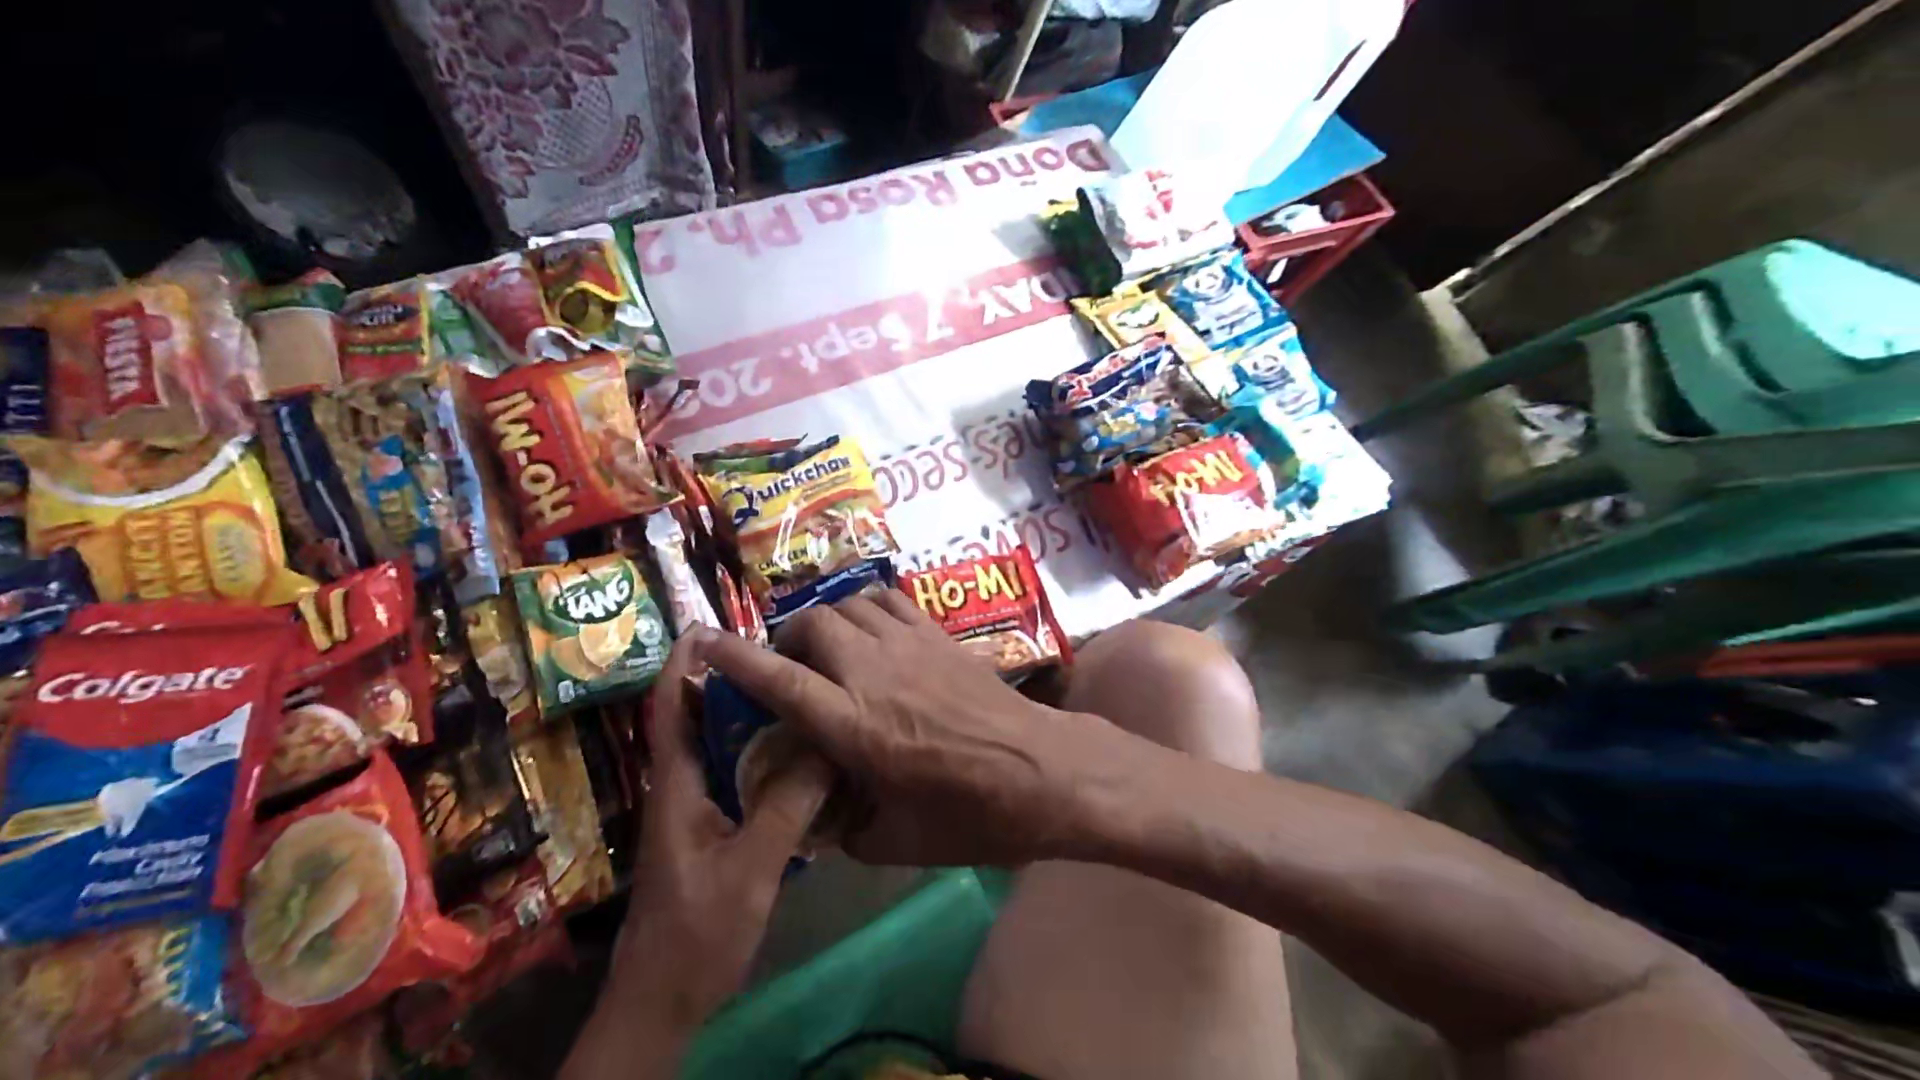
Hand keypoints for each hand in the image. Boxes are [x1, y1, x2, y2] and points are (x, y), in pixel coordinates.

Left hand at [593, 636, 830, 1052]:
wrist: (664, 998)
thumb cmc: (697, 931)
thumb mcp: (750, 868)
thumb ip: (788, 806)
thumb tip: (828, 744)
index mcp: (676, 786)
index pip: (669, 711)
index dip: (680, 666)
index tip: (704, 626)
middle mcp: (681, 787)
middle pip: (696, 718)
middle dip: (725, 679)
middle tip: (776, 650)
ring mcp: (695, 810)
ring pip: (718, 746)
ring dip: (745, 713)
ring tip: (793, 687)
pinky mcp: (711, 829)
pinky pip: (737, 774)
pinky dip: (760, 752)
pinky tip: (797, 752)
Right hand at [695, 592, 1110, 866]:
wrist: (1043, 772)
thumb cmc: (971, 816)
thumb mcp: (895, 842)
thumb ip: (845, 826)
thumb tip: (820, 810)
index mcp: (853, 727)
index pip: (780, 681)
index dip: (736, 658)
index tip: (706, 640)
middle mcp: (872, 674)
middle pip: (810, 626)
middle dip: (787, 639)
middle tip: (790, 665)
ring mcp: (909, 646)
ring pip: (848, 606)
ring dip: (826, 621)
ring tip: (829, 647)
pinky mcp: (939, 636)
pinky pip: (889, 600)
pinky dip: (867, 606)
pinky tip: (870, 629)